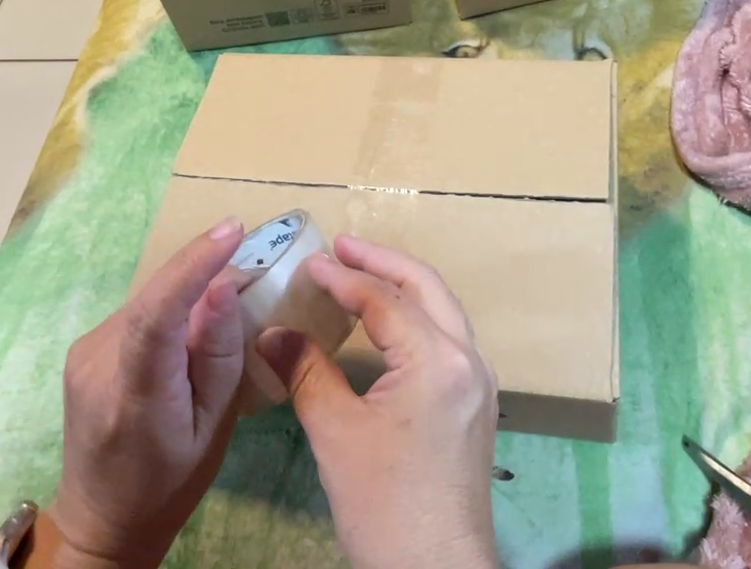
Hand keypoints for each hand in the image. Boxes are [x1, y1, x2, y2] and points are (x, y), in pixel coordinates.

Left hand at [42, 217, 247, 568]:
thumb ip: (218, 354)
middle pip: (156, 297)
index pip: (157, 314)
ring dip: (188, 290)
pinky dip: (171, 306)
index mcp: (134, 395)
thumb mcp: (213, 425)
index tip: (233, 230)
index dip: (194, 265)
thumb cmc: (171, 482)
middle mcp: (96, 364)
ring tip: (226, 301)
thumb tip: (223, 287)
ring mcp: (83, 354)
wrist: (100, 521)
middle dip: (203, 268)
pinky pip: (139, 311)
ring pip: (150, 299)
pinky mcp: (83, 349)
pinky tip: (190, 325)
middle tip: (250, 257)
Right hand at [258, 235, 498, 568]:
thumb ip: (306, 372)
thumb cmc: (383, 504)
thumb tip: (272, 333)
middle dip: (383, 262)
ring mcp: (478, 378)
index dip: (343, 278)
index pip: (386, 300)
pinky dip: (417, 314)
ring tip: (361, 273)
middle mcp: (467, 356)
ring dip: (403, 285)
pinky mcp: (476, 399)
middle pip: (426, 287)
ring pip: (442, 308)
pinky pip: (447, 335)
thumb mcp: (336, 434)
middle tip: (342, 246)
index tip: (310, 262)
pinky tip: (390, 321)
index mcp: (436, 358)